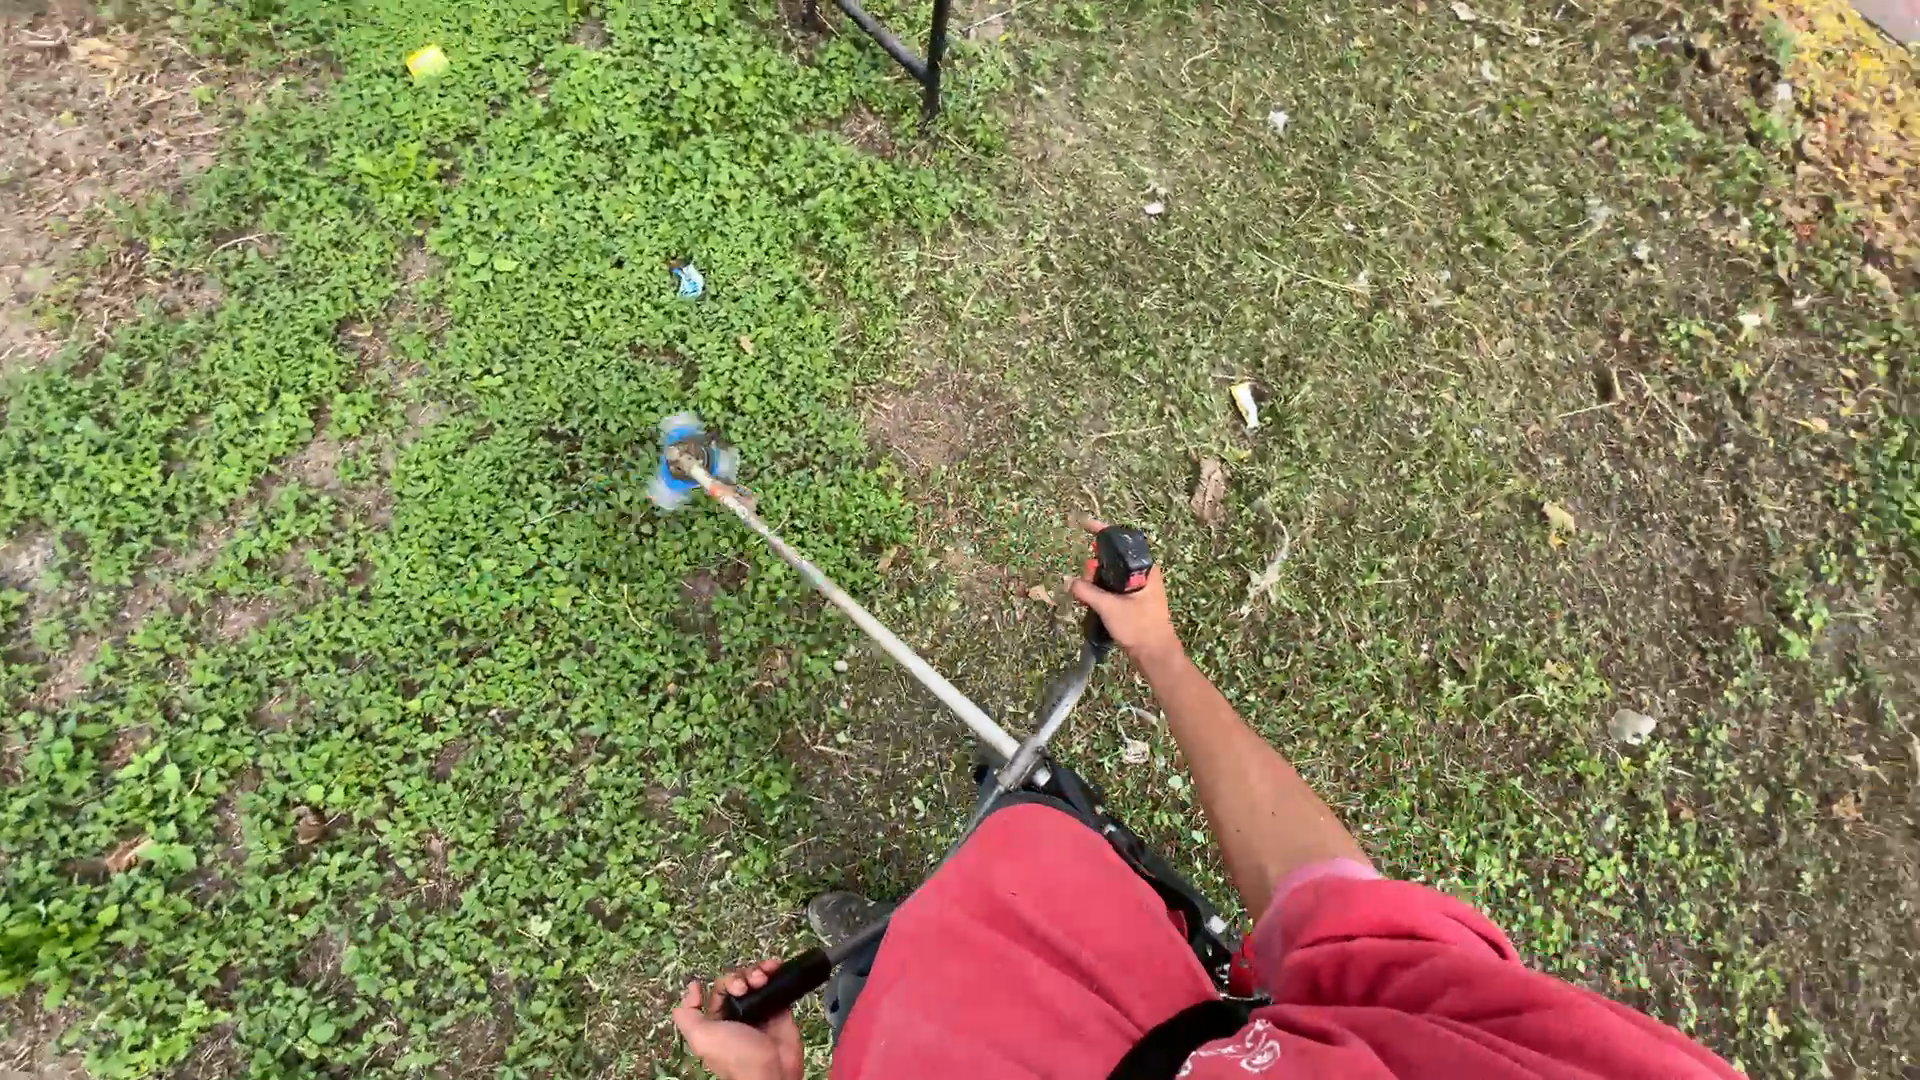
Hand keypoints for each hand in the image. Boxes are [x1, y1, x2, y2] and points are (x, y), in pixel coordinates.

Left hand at [671, 960, 803, 1079]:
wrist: (772, 1070)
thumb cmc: (736, 1055)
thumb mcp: (703, 1038)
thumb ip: (688, 1016)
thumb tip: (691, 988)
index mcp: (718, 1021)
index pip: (719, 990)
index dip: (726, 982)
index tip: (735, 987)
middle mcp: (738, 1013)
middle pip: (738, 980)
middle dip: (743, 976)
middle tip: (748, 986)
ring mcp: (758, 1009)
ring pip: (756, 978)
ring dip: (758, 971)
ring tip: (763, 978)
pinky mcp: (777, 1006)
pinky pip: (775, 982)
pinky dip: (774, 971)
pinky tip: (775, 967)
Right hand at [1069, 518, 1182, 664]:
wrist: (1155, 654)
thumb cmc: (1138, 627)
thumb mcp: (1109, 607)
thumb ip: (1087, 592)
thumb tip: (1070, 582)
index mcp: (1144, 568)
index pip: (1122, 541)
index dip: (1103, 531)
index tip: (1084, 524)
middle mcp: (1143, 573)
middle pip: (1113, 557)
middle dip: (1095, 564)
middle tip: (1087, 579)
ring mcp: (1139, 586)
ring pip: (1112, 573)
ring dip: (1097, 579)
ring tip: (1088, 593)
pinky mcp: (1134, 599)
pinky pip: (1114, 586)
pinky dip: (1102, 589)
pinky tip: (1093, 599)